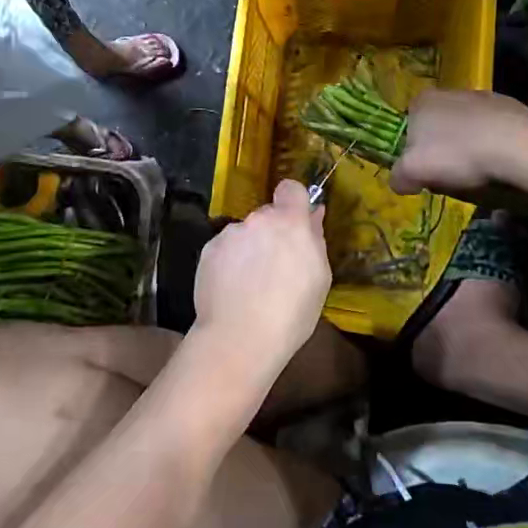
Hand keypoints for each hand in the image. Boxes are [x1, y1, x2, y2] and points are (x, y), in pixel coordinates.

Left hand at [193, 180, 331, 366]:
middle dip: (273, 233)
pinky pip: (225, 248)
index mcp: (289, 222)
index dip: (294, 201)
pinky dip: (229, 262)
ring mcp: (230, 233)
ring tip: (250, 285)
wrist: (239, 338)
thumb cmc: (291, 313)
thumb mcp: (320, 279)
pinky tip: (232, 289)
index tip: (296, 222)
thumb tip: (314, 215)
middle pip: (268, 215)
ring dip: (250, 248)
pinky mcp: (208, 250)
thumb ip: (316, 240)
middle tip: (276, 267)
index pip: (291, 188)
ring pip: (245, 233)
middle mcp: (257, 220)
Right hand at [390, 89, 527, 196]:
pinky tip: (500, 162)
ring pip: (469, 127)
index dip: (415, 151)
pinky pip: (496, 129)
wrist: (516, 149)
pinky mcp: (513, 107)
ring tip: (479, 172)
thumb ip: (399, 176)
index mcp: (423, 101)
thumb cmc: (456, 155)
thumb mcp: (413, 172)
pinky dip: (495, 144)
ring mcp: (485, 97)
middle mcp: (451, 92)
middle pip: (440, 126)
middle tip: (451, 175)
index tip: (426, 171)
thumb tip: (399, 182)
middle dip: (443, 148)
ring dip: (470, 146)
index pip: (410, 126)